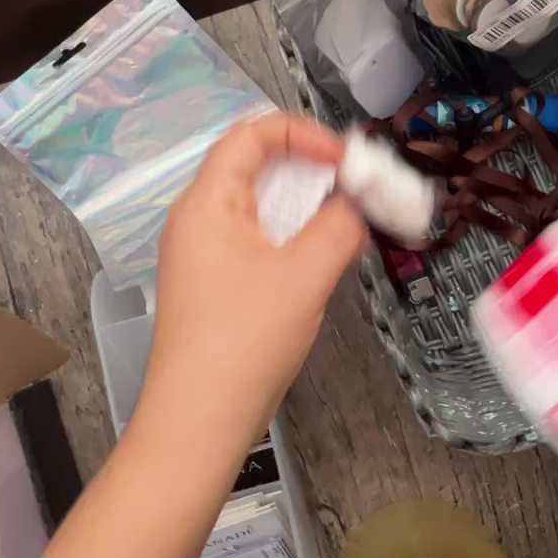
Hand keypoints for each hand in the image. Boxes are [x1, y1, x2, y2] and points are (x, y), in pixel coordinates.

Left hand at [140, 114, 367, 447]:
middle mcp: (198, 217)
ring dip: (306, 203)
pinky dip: (292, 232)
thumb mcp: (304, 276)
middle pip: (255, 165)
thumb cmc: (244, 343)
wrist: (197, 424)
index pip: (251, 134)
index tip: (345, 159)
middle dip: (311, 168)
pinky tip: (324, 253)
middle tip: (356, 187)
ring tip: (349, 219)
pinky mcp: (214, 280)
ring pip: (259, 203)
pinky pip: (256, 235)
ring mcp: (203, 251)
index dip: (302, 133)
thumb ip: (340, 226)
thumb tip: (360, 199)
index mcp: (208, 202)